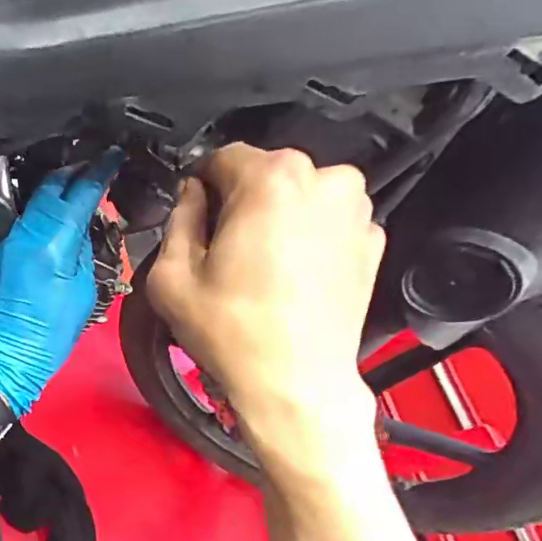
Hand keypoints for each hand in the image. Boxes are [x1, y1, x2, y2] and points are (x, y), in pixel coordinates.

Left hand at [0, 150, 123, 414]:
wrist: (6, 360)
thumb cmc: (46, 338)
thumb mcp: (81, 295)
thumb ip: (83, 254)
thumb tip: (82, 230)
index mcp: (51, 244)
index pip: (78, 194)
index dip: (98, 172)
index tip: (111, 158)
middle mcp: (24, 236)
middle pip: (49, 187)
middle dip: (73, 173)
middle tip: (93, 168)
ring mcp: (6, 245)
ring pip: (34, 204)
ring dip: (56, 193)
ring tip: (77, 192)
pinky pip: (23, 224)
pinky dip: (42, 216)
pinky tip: (55, 223)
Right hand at [146, 143, 384, 475]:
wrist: (295, 383)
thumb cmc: (236, 334)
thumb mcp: (171, 276)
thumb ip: (177, 219)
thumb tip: (190, 196)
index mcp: (270, 179)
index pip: (223, 157)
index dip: (202, 187)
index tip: (195, 218)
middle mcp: (323, 180)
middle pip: (266, 175)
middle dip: (242, 204)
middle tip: (225, 254)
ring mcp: (355, 211)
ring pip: (299, 198)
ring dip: (277, 221)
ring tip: (259, 271)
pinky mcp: (370, 242)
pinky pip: (327, 224)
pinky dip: (307, 240)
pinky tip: (289, 280)